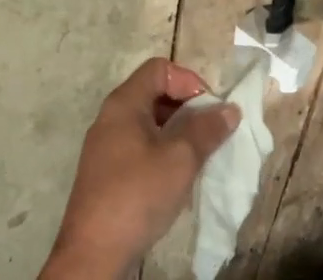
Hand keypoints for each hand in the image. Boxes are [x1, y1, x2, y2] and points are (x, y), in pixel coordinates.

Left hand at [40, 58, 240, 278]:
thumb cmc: (137, 194)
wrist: (93, 253)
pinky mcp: (107, 173)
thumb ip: (206, 129)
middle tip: (211, 133)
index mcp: (124, 103)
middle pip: (155, 94)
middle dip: (188, 108)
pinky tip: (177, 178)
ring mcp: (107, 147)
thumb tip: (229, 109)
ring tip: (199, 157)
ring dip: (178, 133)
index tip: (210, 109)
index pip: (160, 69)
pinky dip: (163, 153)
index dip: (189, 80)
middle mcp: (111, 117)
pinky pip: (141, 147)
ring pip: (150, 124)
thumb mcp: (180, 159)